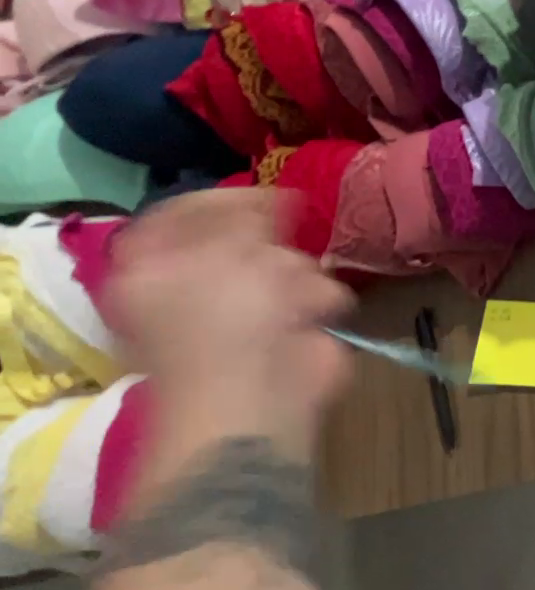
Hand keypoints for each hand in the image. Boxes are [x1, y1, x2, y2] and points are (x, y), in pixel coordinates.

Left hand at [106, 190, 354, 446]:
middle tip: (270, 266)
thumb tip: (275, 199)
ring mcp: (250, 303)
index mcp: (157, 267)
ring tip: (293, 303)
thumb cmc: (224, 326)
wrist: (262, 394)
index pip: (184, 212)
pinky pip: (319, 289)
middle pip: (250, 234)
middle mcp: (199, 281)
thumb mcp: (220, 256)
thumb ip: (240, 218)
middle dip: (272, 247)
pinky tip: (313, 316)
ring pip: (292, 260)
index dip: (223, 199)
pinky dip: (322, 300)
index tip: (265, 195)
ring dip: (301, 277)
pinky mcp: (295, 319)